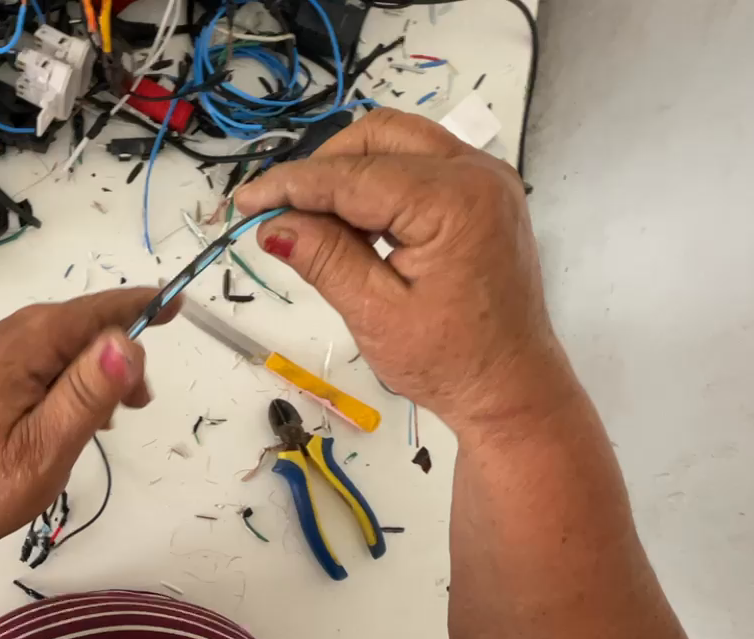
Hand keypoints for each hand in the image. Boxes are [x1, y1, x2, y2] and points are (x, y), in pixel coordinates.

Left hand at [0, 288, 172, 552]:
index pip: (84, 314)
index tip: (173, 306)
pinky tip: (71, 415)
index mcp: (11, 352)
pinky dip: (63, 379)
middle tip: (139, 401)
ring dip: (89, 370)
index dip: (132, 308)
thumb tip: (125, 342)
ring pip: (52, 346)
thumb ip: (87, 393)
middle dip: (114, 351)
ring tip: (108, 417)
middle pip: (68, 327)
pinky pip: (32, 362)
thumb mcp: (48, 447)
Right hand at [235, 108, 577, 433]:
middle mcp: (476, 171)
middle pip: (379, 137)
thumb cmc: (446, 362)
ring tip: (312, 223)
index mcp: (454, 201)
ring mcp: (484, 179)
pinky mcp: (481, 196)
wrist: (507, 386)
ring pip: (398, 144)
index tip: (246, 200)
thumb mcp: (375, 314)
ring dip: (347, 174)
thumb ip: (325, 259)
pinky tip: (352, 226)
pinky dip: (376, 186)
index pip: (354, 176)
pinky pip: (417, 167)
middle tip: (280, 213)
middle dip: (322, 169)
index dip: (293, 185)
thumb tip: (272, 225)